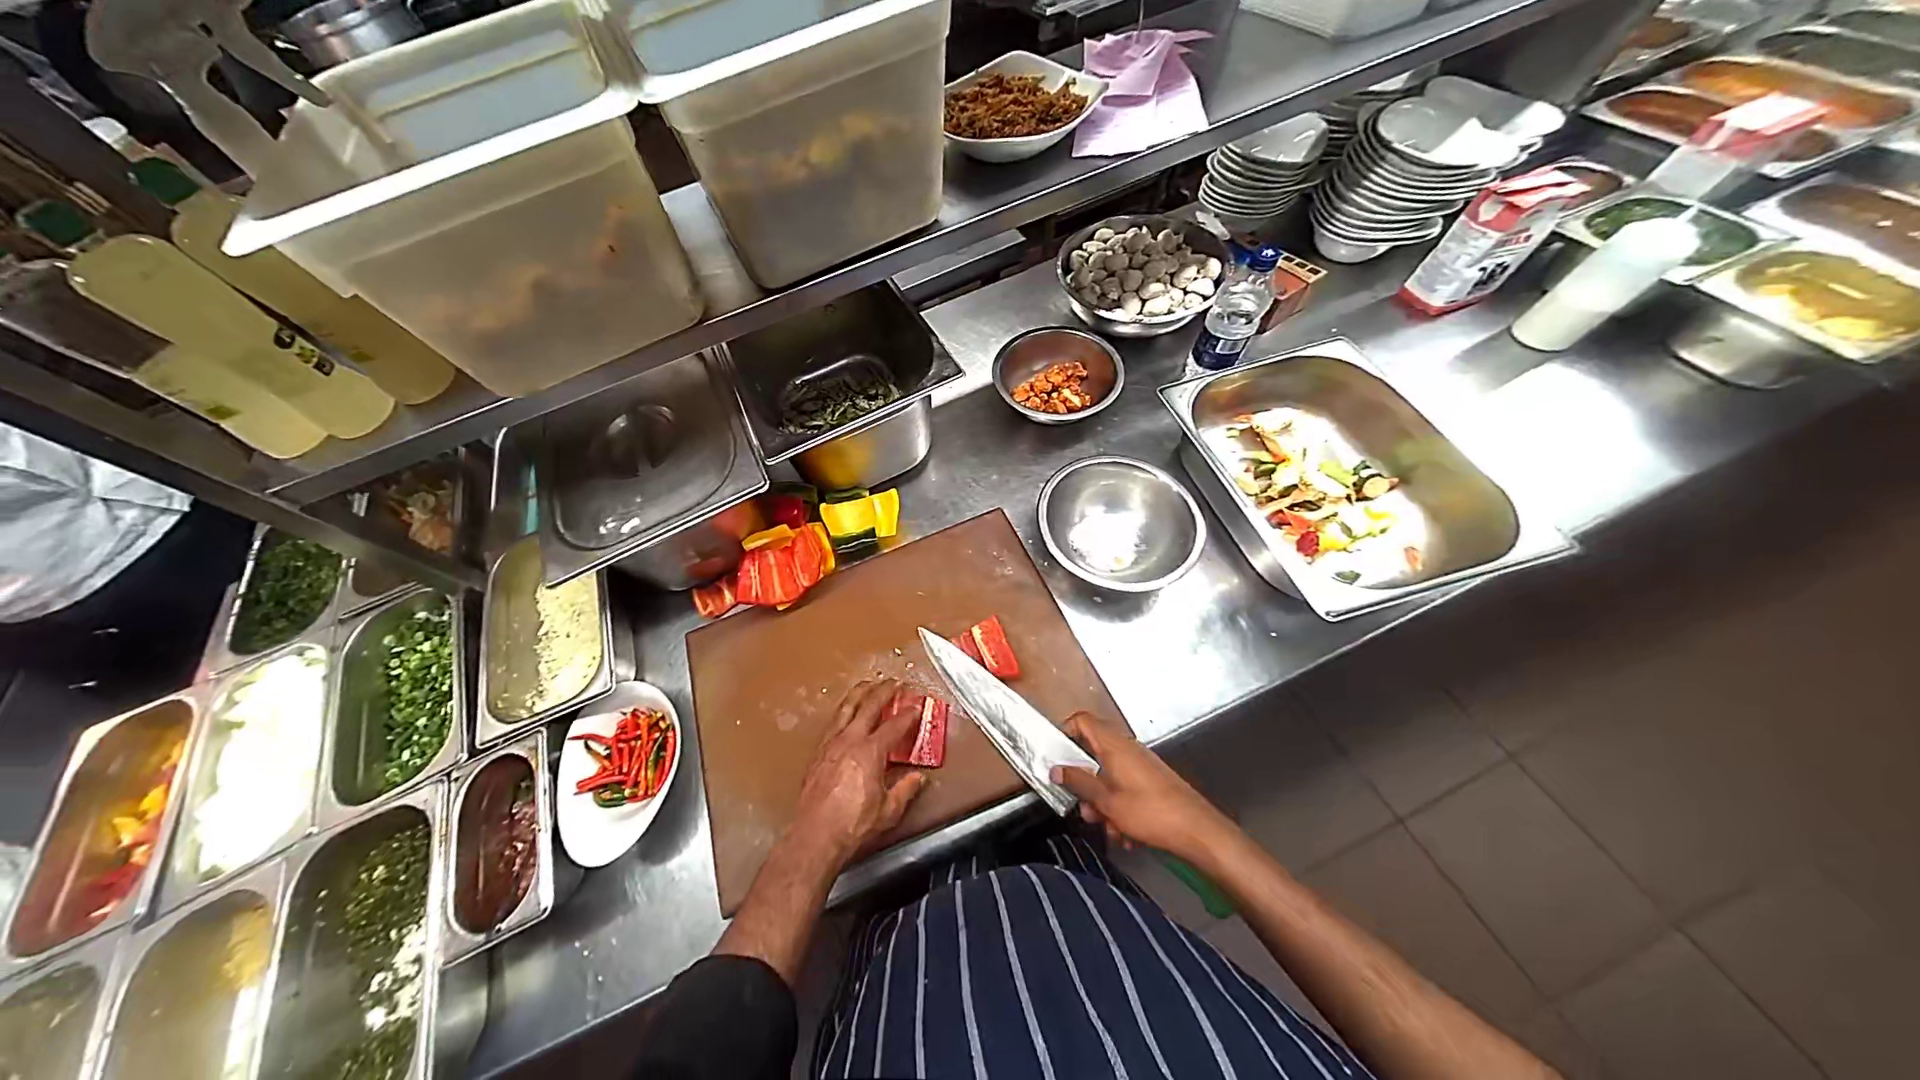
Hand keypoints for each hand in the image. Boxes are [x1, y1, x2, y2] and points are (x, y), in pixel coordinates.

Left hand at [789, 679, 926, 866]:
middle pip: (869, 706)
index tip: (916, 707)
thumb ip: (906, 790)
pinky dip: (842, 712)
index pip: (894, 725)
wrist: (815, 836)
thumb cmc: (850, 825)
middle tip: (893, 683)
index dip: (908, 714)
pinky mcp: (817, 755)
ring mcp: (830, 746)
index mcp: (870, 752)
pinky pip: (832, 723)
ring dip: (859, 694)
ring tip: (867, 686)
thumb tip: (916, 780)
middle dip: (884, 691)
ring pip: (846, 709)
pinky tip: (844, 713)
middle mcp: (849, 742)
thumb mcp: (889, 810)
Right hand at [1054, 711, 1231, 858]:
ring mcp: (1141, 765)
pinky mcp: (1152, 782)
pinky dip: (1121, 808)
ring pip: (1108, 777)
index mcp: (1114, 745)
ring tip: (1110, 827)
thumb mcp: (1106, 800)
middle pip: (1093, 755)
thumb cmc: (1154, 812)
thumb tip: (1058, 770)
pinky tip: (1126, 832)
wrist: (1196, 831)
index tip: (1056, 756)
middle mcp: (1128, 749)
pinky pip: (1125, 789)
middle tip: (1084, 806)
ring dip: (1103, 802)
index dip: (1065, 734)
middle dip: (1085, 784)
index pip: (1082, 721)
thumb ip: (1078, 782)